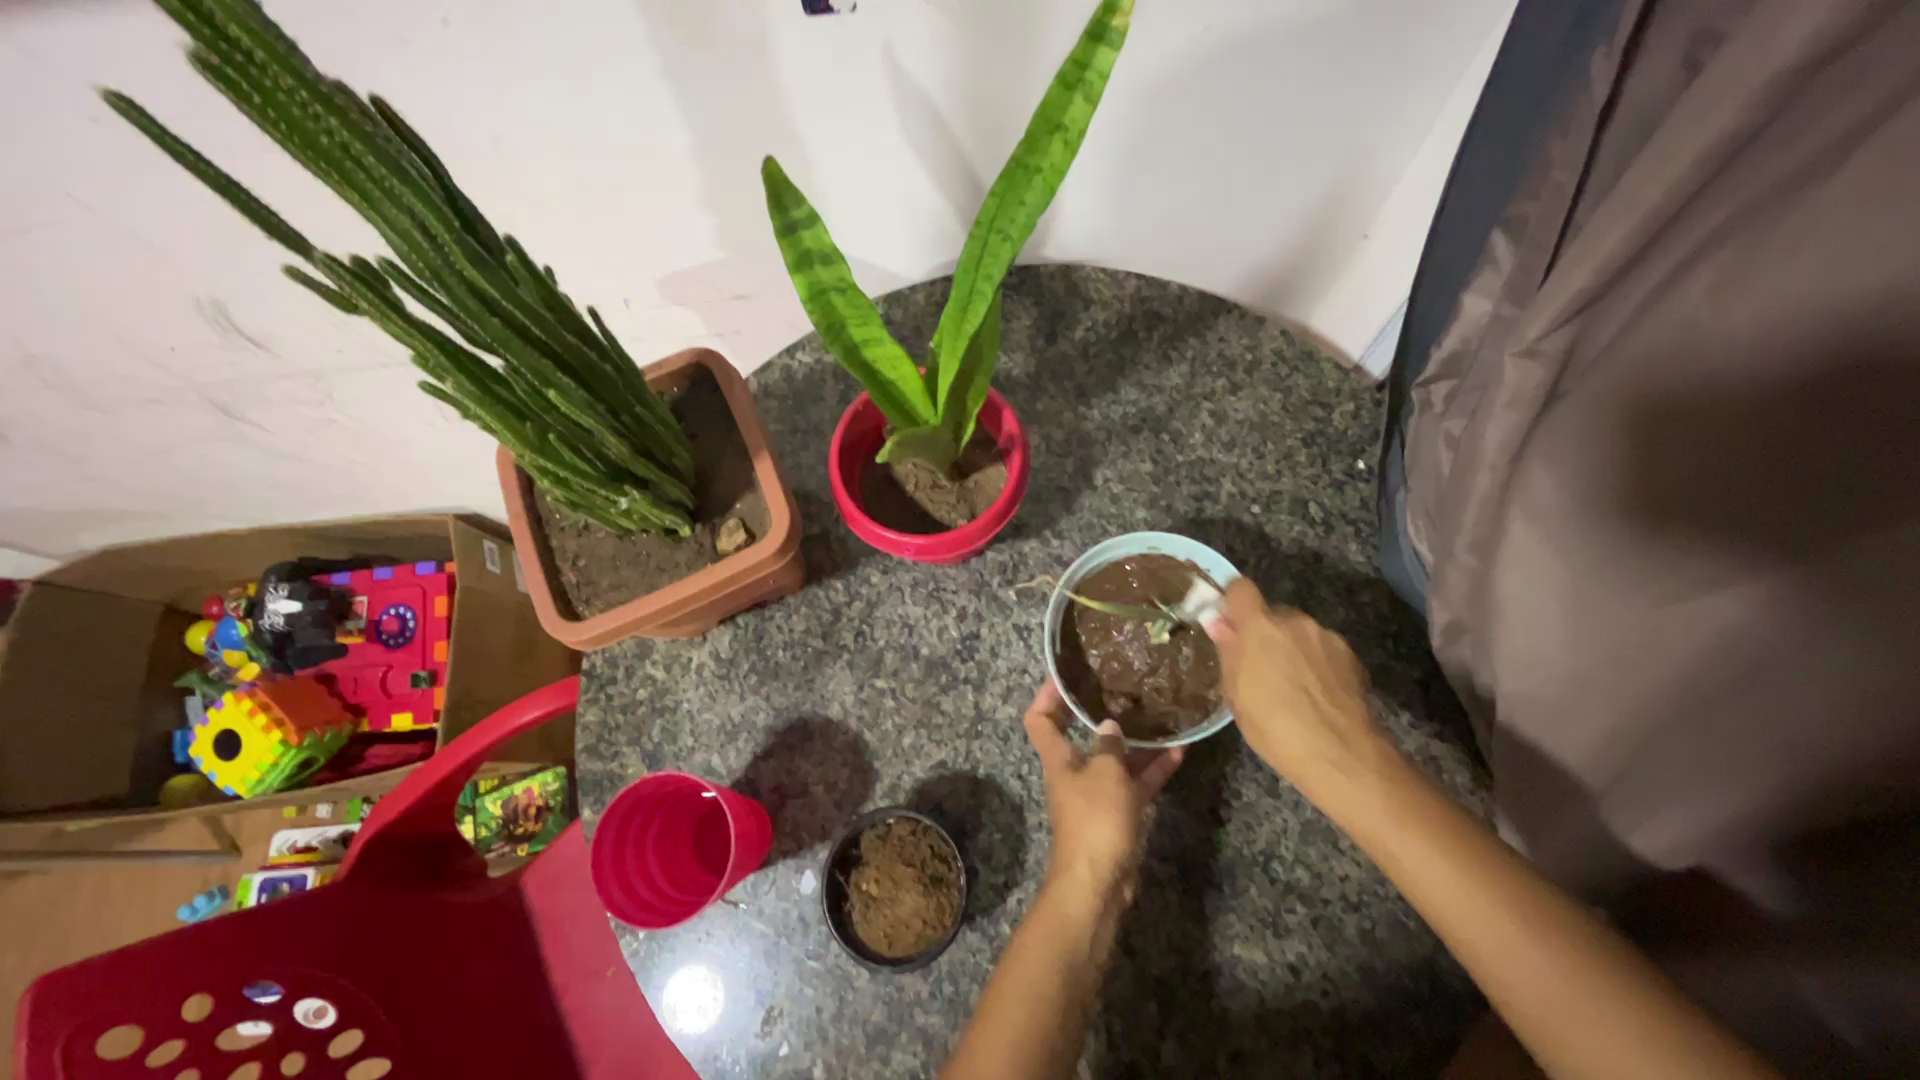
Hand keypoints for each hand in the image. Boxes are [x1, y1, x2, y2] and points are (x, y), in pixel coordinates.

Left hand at [1023, 681, 1183, 902]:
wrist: (1099, 882)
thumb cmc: (1095, 819)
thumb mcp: (1106, 774)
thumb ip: (1110, 746)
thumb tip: (1109, 725)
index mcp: (1058, 759)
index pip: (1039, 719)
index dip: (1046, 695)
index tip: (1065, 675)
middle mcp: (1073, 772)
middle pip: (1079, 736)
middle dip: (1098, 713)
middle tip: (1121, 688)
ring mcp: (1096, 795)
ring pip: (1115, 760)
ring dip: (1136, 742)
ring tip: (1161, 716)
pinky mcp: (1118, 815)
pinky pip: (1135, 784)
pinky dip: (1153, 769)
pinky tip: (1180, 751)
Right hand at [1206, 578, 1385, 794]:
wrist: (1338, 752)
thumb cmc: (1273, 726)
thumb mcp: (1236, 693)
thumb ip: (1228, 651)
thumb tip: (1217, 622)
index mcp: (1260, 627)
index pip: (1240, 588)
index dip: (1232, 602)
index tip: (1228, 625)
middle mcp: (1295, 622)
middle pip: (1272, 614)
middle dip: (1264, 634)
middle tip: (1260, 669)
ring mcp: (1326, 637)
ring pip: (1299, 632)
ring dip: (1291, 648)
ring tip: (1292, 686)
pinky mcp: (1350, 655)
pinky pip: (1322, 649)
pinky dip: (1315, 663)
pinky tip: (1316, 693)